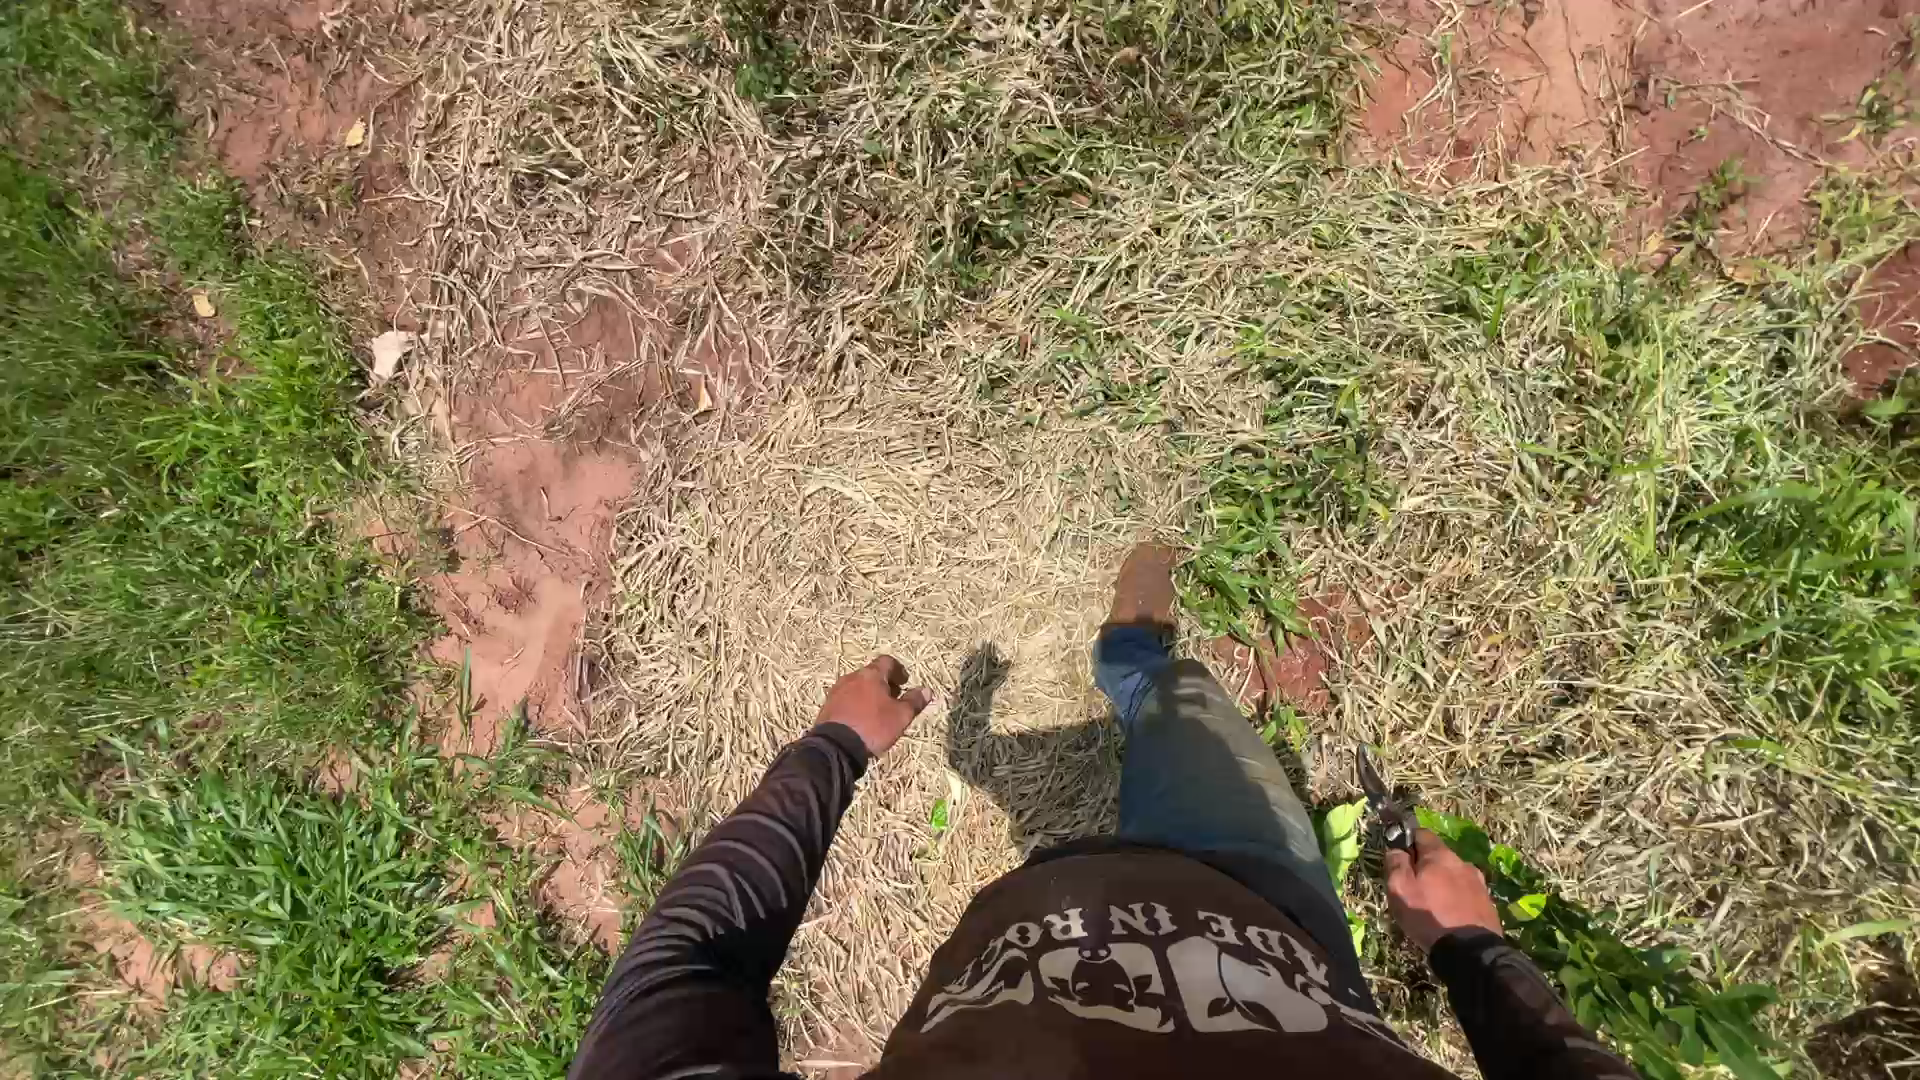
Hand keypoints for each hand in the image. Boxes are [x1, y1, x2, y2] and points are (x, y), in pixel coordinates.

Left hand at [818, 656, 932, 755]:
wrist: (836, 745)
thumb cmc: (873, 726)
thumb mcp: (900, 716)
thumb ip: (914, 701)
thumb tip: (926, 690)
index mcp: (871, 675)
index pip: (887, 662)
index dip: (898, 670)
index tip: (904, 683)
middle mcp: (853, 677)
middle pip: (872, 673)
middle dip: (884, 683)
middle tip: (893, 698)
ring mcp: (837, 690)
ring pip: (858, 686)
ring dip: (869, 693)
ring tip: (877, 711)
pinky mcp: (828, 705)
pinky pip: (846, 698)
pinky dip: (856, 703)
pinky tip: (860, 719)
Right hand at [1384, 828, 1503, 952]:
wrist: (1471, 954)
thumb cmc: (1428, 915)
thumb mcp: (1399, 887)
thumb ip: (1395, 862)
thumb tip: (1397, 849)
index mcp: (1441, 855)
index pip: (1421, 833)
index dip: (1407, 841)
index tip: (1399, 857)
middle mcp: (1464, 864)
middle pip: (1438, 857)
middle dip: (1425, 866)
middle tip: (1413, 886)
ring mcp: (1479, 885)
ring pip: (1453, 876)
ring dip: (1442, 883)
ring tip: (1432, 904)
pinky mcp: (1488, 906)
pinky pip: (1465, 894)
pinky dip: (1455, 899)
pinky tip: (1448, 915)